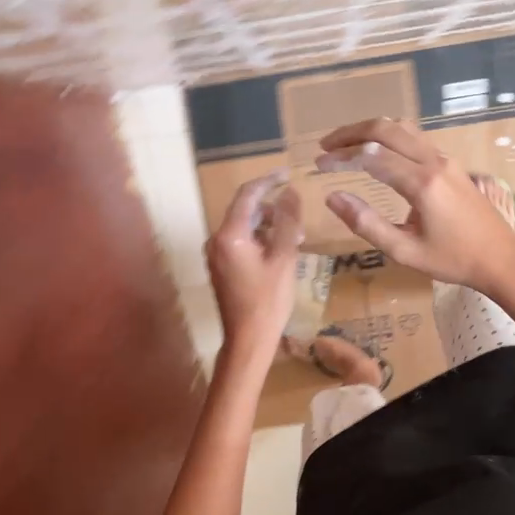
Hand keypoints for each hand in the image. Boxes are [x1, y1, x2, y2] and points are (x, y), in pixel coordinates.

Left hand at [207, 172, 301, 358]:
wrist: (248, 340)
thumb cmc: (268, 301)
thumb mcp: (284, 258)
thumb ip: (287, 222)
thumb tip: (290, 192)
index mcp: (229, 235)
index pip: (248, 195)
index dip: (268, 181)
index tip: (288, 174)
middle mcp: (216, 241)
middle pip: (245, 212)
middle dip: (273, 211)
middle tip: (298, 223)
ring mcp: (216, 256)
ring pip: (245, 229)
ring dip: (269, 228)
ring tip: (294, 242)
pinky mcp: (220, 269)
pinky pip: (240, 244)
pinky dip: (260, 242)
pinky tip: (279, 255)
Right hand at [317, 118, 514, 294]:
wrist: (500, 258)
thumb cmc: (452, 261)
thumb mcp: (404, 251)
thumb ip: (366, 224)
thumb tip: (332, 199)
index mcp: (421, 183)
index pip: (372, 156)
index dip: (341, 156)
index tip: (318, 164)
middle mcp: (434, 162)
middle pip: (386, 129)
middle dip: (351, 133)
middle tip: (325, 145)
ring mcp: (445, 159)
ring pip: (402, 128)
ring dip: (371, 131)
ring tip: (345, 144)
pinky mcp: (450, 164)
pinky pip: (415, 138)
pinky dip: (389, 137)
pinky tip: (375, 151)